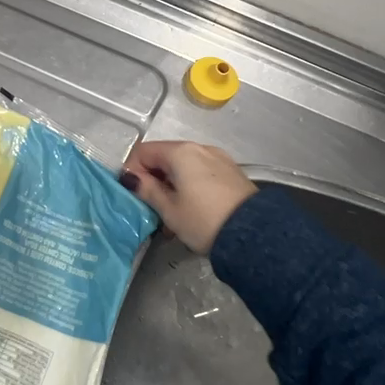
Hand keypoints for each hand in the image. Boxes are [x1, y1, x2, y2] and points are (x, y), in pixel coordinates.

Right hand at [121, 140, 258, 251]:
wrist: (255, 236)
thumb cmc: (204, 220)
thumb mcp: (169, 209)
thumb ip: (146, 190)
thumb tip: (130, 178)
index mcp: (180, 152)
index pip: (142, 152)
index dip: (131, 171)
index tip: (132, 195)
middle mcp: (199, 148)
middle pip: (164, 158)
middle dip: (153, 181)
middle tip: (151, 209)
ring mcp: (219, 159)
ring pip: (183, 168)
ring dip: (172, 187)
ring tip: (173, 217)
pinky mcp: (232, 173)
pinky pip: (201, 174)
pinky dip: (190, 188)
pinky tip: (192, 212)